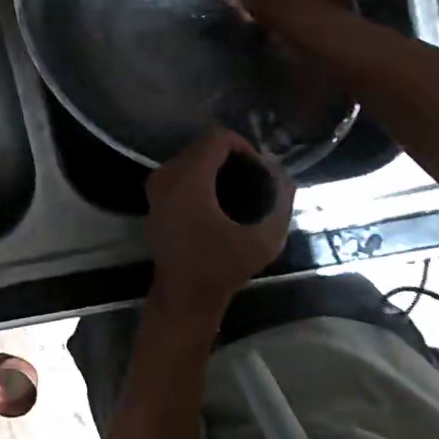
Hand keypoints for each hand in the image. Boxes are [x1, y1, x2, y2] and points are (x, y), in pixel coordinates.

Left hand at [144, 128, 294, 315]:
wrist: (184, 299)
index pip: (216, 139)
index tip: (259, 170)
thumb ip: (280, 203)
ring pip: (189, 156)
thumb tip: (285, 175)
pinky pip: (178, 171)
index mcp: (189, 182)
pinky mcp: (153, 200)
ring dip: (213, 164)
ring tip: (237, 186)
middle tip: (252, 177)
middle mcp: (167, 177)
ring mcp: (155, 189)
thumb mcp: (264, 240)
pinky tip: (217, 198)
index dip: (242, 146)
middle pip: (201, 145)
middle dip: (229, 155)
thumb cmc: (222, 269)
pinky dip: (198, 175)